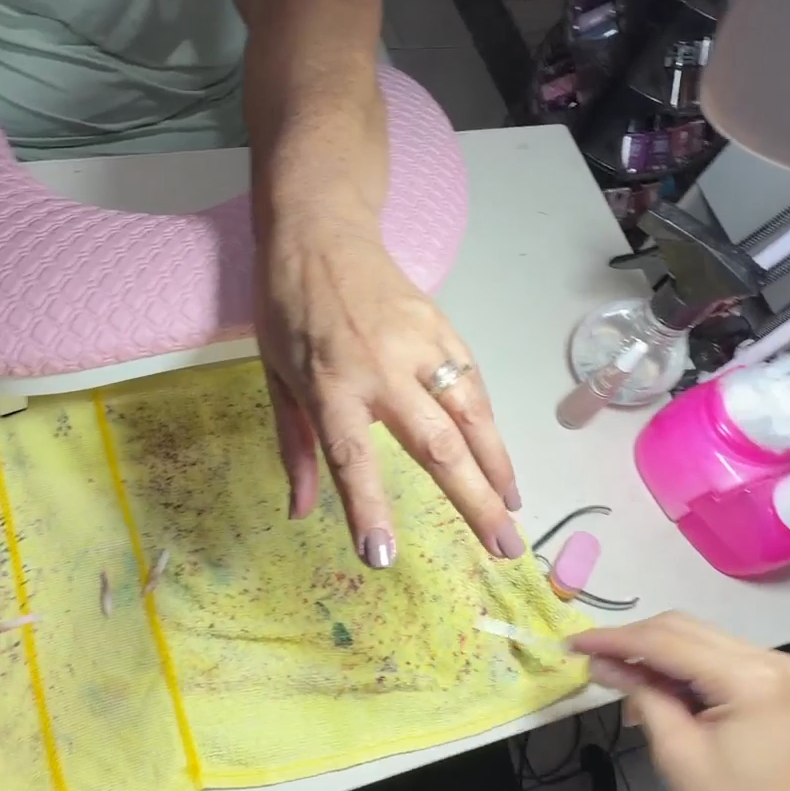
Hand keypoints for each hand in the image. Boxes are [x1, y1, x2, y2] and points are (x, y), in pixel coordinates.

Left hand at [255, 222, 522, 568]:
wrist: (321, 232)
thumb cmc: (288, 310)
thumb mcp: (275, 378)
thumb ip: (294, 448)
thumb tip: (301, 513)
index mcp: (327, 384)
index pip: (351, 457)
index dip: (367, 508)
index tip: (383, 557)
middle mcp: (380, 369)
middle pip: (436, 444)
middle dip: (473, 501)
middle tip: (505, 547)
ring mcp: (420, 345)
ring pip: (471, 414)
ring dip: (497, 467)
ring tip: (514, 509)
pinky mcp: (443, 328)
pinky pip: (474, 384)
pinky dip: (490, 426)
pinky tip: (499, 459)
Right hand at [570, 615, 789, 790]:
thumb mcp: (678, 753)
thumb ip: (640, 695)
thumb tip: (601, 662)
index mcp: (754, 678)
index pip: (667, 641)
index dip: (614, 639)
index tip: (573, 642)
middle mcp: (777, 660)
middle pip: (687, 630)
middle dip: (635, 641)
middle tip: (592, 658)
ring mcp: (788, 671)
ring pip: (704, 640)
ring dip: (659, 653)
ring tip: (621, 676)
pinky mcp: (788, 687)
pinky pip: (724, 660)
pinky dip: (687, 668)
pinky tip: (661, 688)